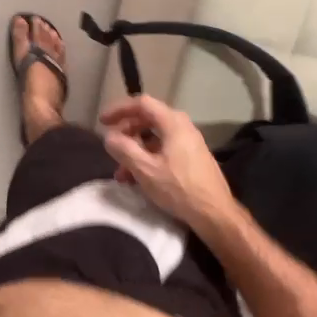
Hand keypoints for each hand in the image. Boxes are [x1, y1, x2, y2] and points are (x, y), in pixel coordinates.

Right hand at [100, 95, 240, 235]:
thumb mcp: (145, 170)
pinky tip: (138, 179)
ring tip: (121, 174)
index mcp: (173, 123)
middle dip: (126, 134)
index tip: (102, 122)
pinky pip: (164, 150)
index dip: (119, 110)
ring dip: (135, 151)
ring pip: (155, 139)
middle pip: (149, 120)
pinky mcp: (192, 158)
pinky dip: (148, 159)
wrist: (214, 212)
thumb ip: (124, 149)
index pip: (142, 104)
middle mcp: (183, 127)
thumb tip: (109, 137)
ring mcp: (189, 143)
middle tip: (112, 148)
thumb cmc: (179, 188)